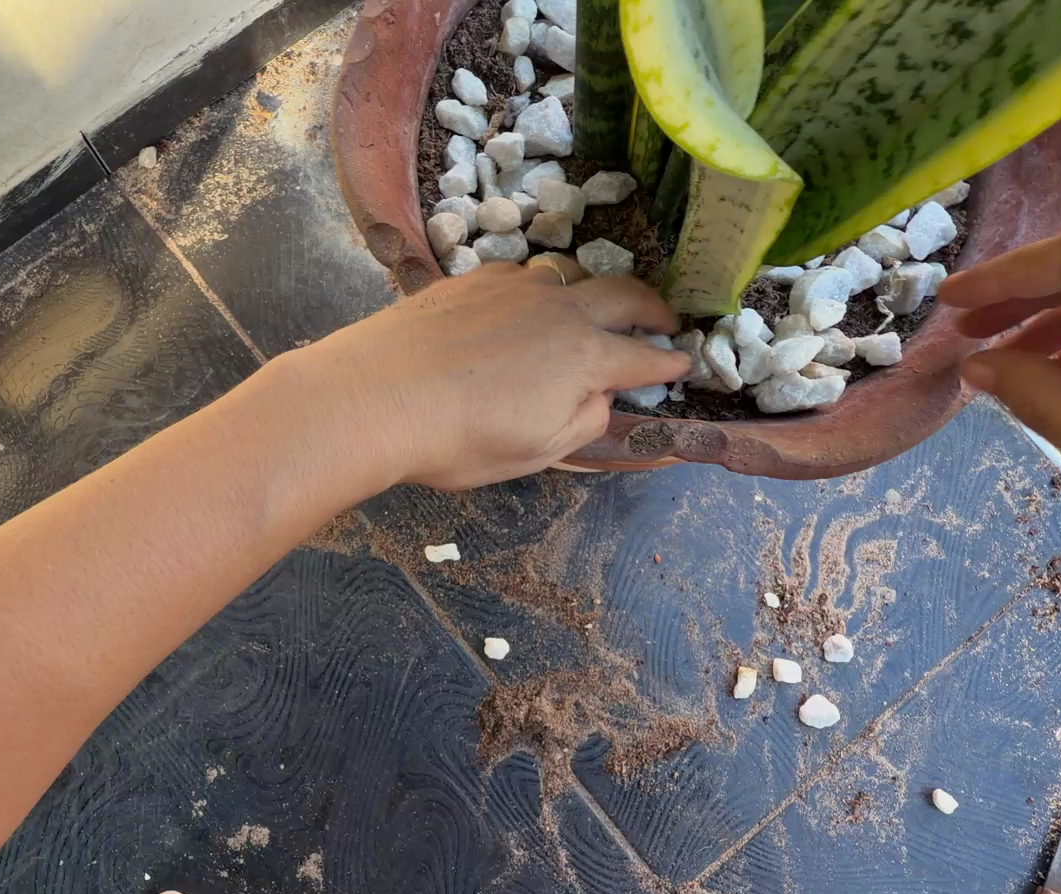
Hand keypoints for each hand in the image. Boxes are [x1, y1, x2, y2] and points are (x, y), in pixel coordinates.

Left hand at [261, 261, 686, 489]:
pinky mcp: (474, 278)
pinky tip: (524, 304)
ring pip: (571, 275)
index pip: (641, 356)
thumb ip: (582, 421)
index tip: (682, 363)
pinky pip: (523, 274)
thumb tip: (601, 397)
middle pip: (623, 295)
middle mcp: (560, 310)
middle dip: (653, 308)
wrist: (378, 395)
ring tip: (593, 308)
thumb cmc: (460, 439)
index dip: (667, 362)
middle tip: (666, 318)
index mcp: (584, 358)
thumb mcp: (535, 451)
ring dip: (594, 291)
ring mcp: (515, 287)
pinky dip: (540, 288)